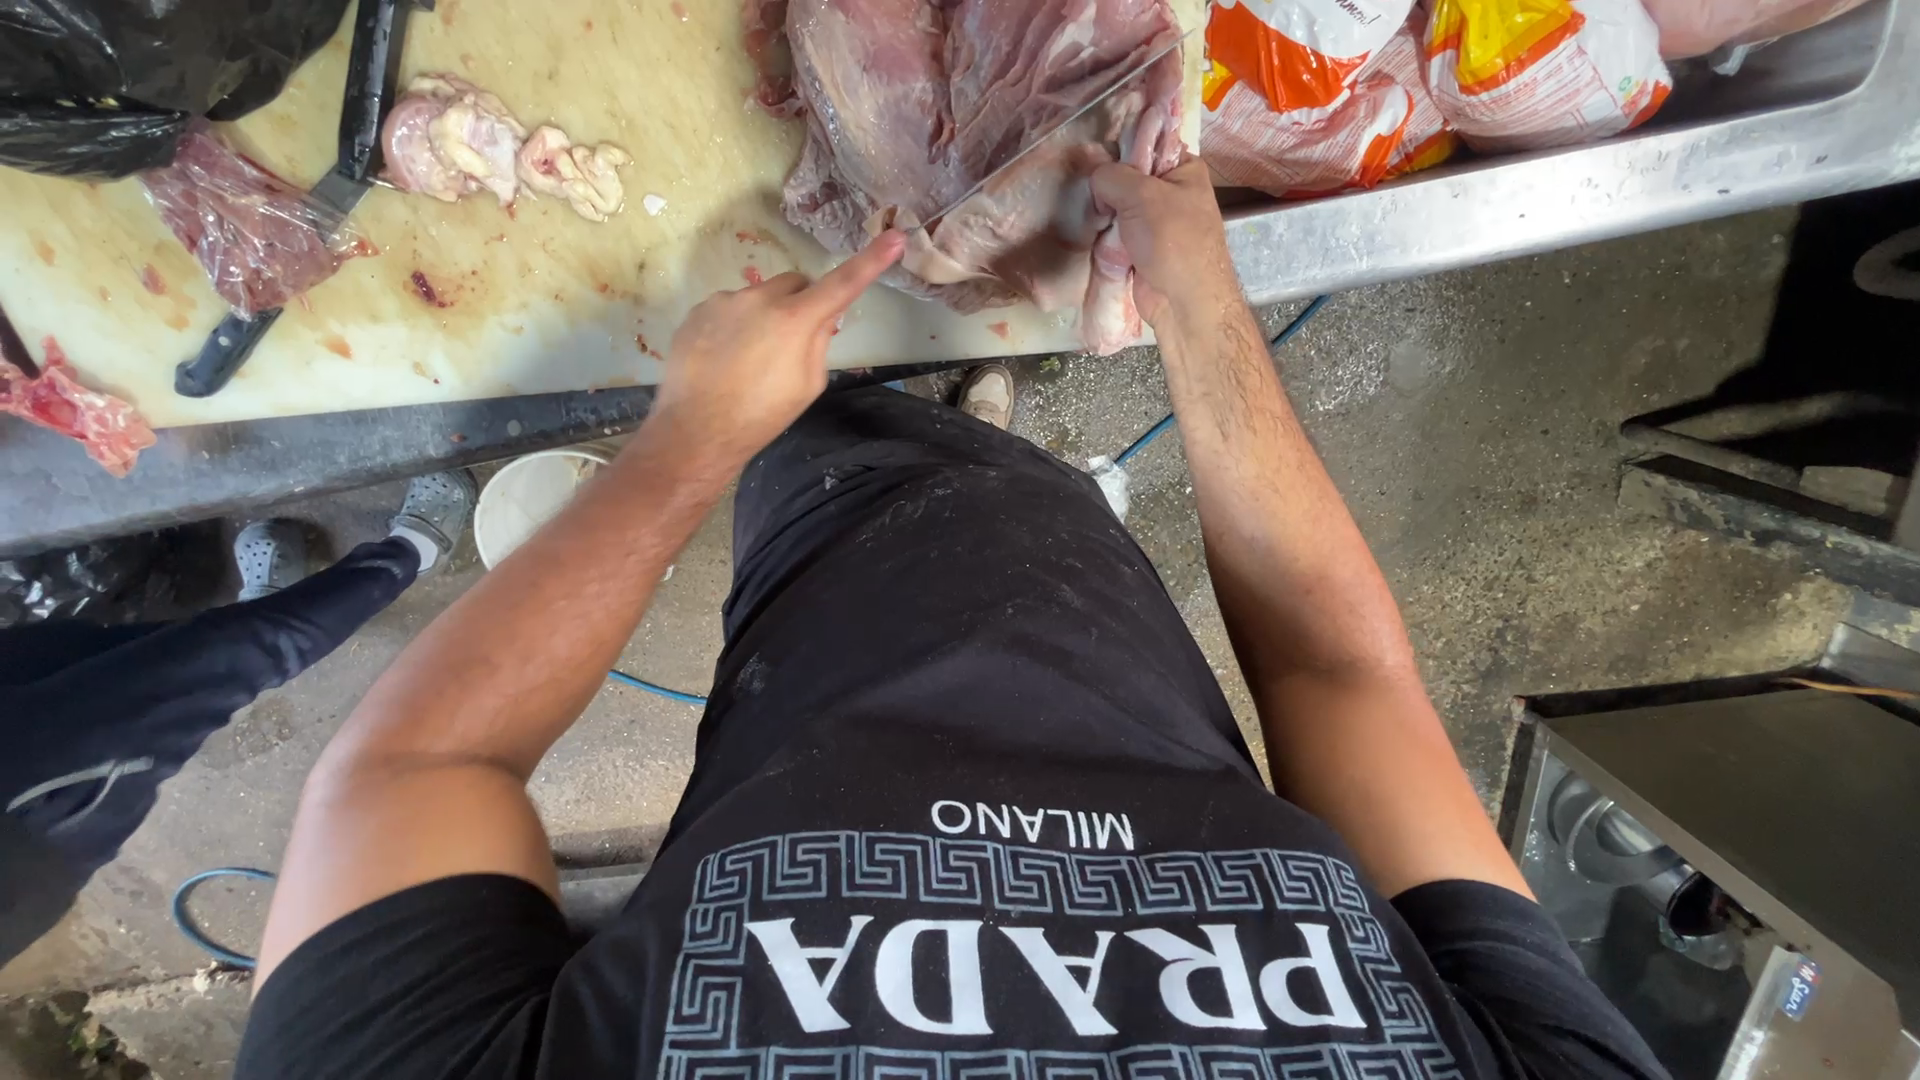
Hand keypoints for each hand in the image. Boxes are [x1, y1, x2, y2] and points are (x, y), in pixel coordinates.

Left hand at [649, 230, 905, 467]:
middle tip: (794, 344)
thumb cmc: (762, 415)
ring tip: (751, 361)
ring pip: (759, 298)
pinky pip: (729, 309)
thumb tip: (824, 315)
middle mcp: (759, 298)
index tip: (896, 237)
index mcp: (794, 320)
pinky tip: (727, 359)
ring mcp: (725, 300)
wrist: (697, 430)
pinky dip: (736, 327)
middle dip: (802, 305)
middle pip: (796, 285)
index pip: (842, 284)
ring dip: (765, 318)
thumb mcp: (808, 384)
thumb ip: (820, 342)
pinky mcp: (698, 310)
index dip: (871, 261)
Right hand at [1090, 155, 1239, 330]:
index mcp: (1183, 169)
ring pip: (1119, 209)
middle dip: (1108, 190)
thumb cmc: (1173, 241)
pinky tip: (1098, 239)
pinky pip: (1117, 235)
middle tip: (1095, 198)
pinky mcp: (1142, 249)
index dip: (1120, 152)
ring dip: (1105, 217)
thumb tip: (1095, 179)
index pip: (1146, 146)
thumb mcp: (1142, 195)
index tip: (1098, 162)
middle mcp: (1171, 193)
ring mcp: (1156, 223)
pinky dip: (1107, 239)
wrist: (1183, 301)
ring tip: (1096, 221)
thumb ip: (1112, 176)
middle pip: (1128, 179)